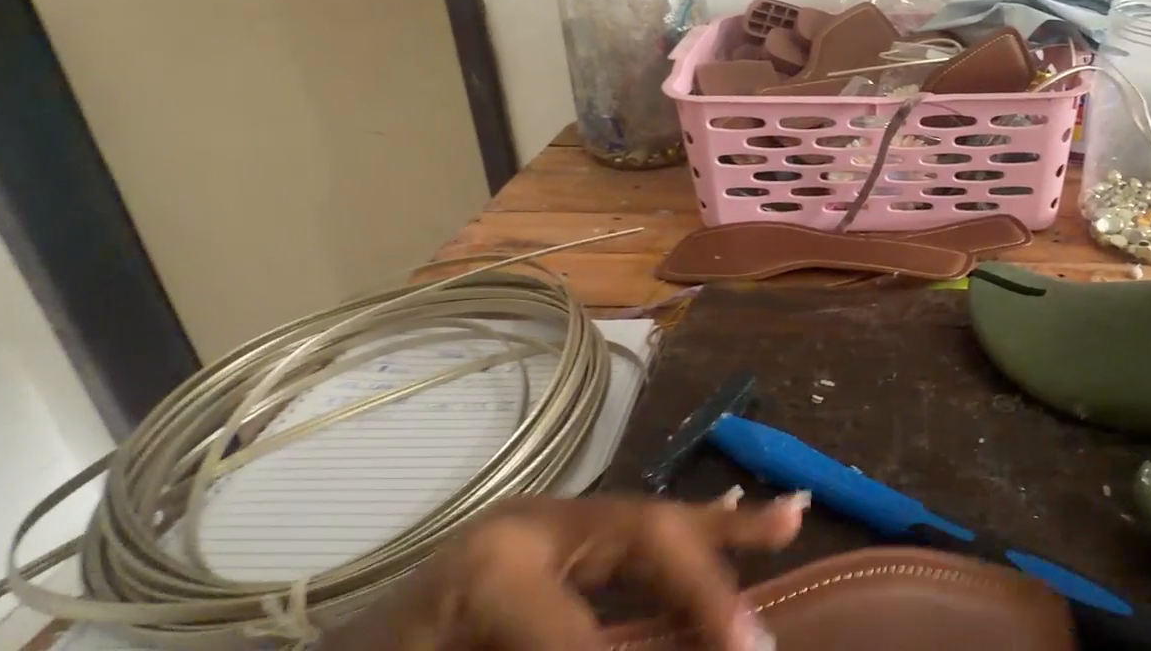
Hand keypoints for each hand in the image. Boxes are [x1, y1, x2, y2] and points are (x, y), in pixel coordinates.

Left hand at [320, 490, 807, 650]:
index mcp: (495, 565)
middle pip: (642, 537)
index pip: (576, 628)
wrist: (358, 648)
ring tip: (791, 517)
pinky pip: (641, 535)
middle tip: (756, 641)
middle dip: (704, 586)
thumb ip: (562, 639)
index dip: (619, 650)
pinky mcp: (562, 539)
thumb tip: (640, 640)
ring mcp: (552, 524)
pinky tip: (745, 513)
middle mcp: (534, 526)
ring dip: (727, 530)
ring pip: (654, 523)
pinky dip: (700, 527)